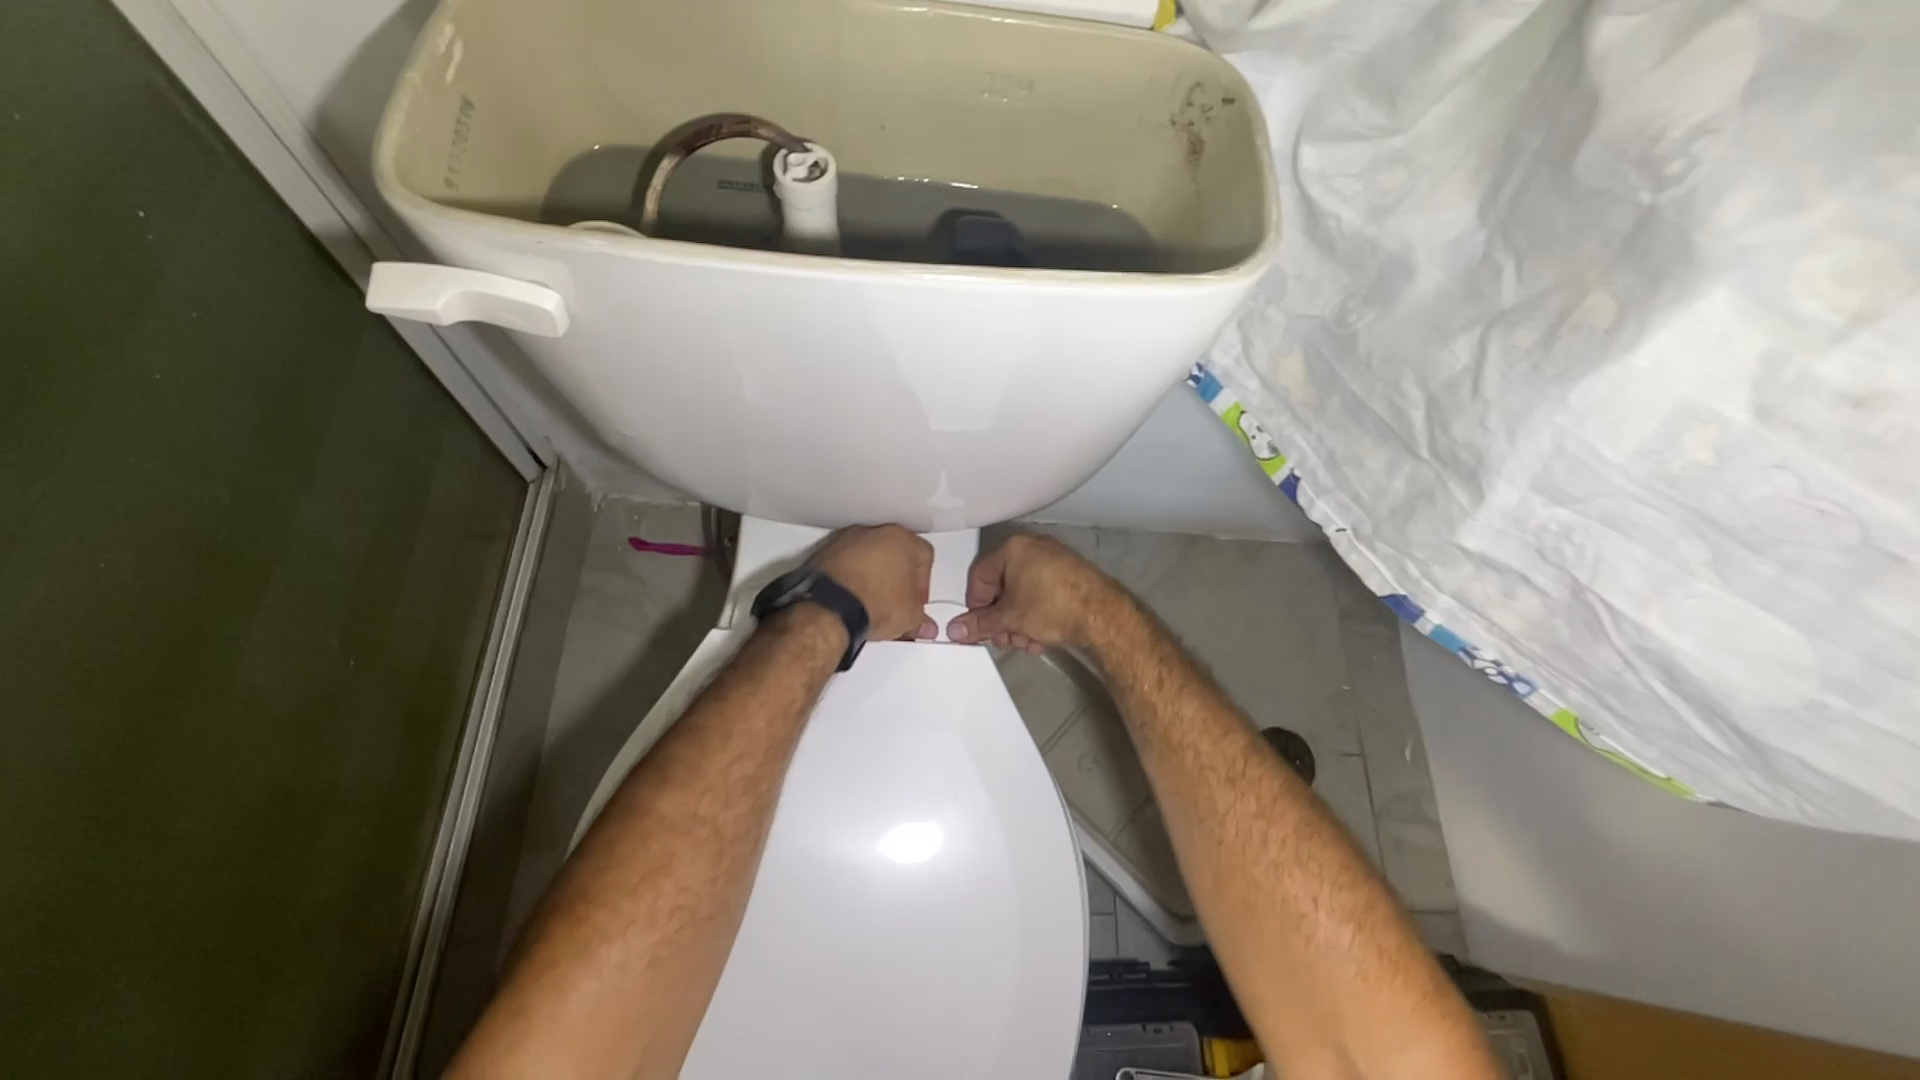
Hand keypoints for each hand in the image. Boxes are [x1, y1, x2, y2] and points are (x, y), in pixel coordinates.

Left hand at [810, 525, 935, 641]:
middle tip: (897, 601)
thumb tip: (918, 625)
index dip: (923, 582)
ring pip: (867, 556)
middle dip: (897, 577)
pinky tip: (851, 600)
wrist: (831, 608)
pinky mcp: (824, 554)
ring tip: (872, 604)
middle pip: (894, 553)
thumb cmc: (871, 601)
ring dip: (872, 576)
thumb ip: (919, 619)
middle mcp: (874, 534)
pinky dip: (849, 578)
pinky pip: (844, 564)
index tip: (917, 600)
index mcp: (902, 539)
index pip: (924, 556)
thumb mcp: (909, 617)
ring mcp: (846, 541)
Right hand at [946, 534, 1121, 652]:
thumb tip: (955, 629)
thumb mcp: (1009, 618)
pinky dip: (1038, 616)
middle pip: (1003, 588)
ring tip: (1027, 644)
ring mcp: (1056, 561)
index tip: (980, 627)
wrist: (1103, 614)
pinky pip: (1044, 595)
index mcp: (1014, 549)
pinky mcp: (1072, 577)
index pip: (980, 577)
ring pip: (1024, 595)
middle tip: (1005, 641)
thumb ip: (979, 624)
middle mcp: (1034, 548)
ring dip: (1020, 624)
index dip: (975, 606)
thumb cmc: (1050, 607)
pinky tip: (1042, 639)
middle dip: (1002, 620)